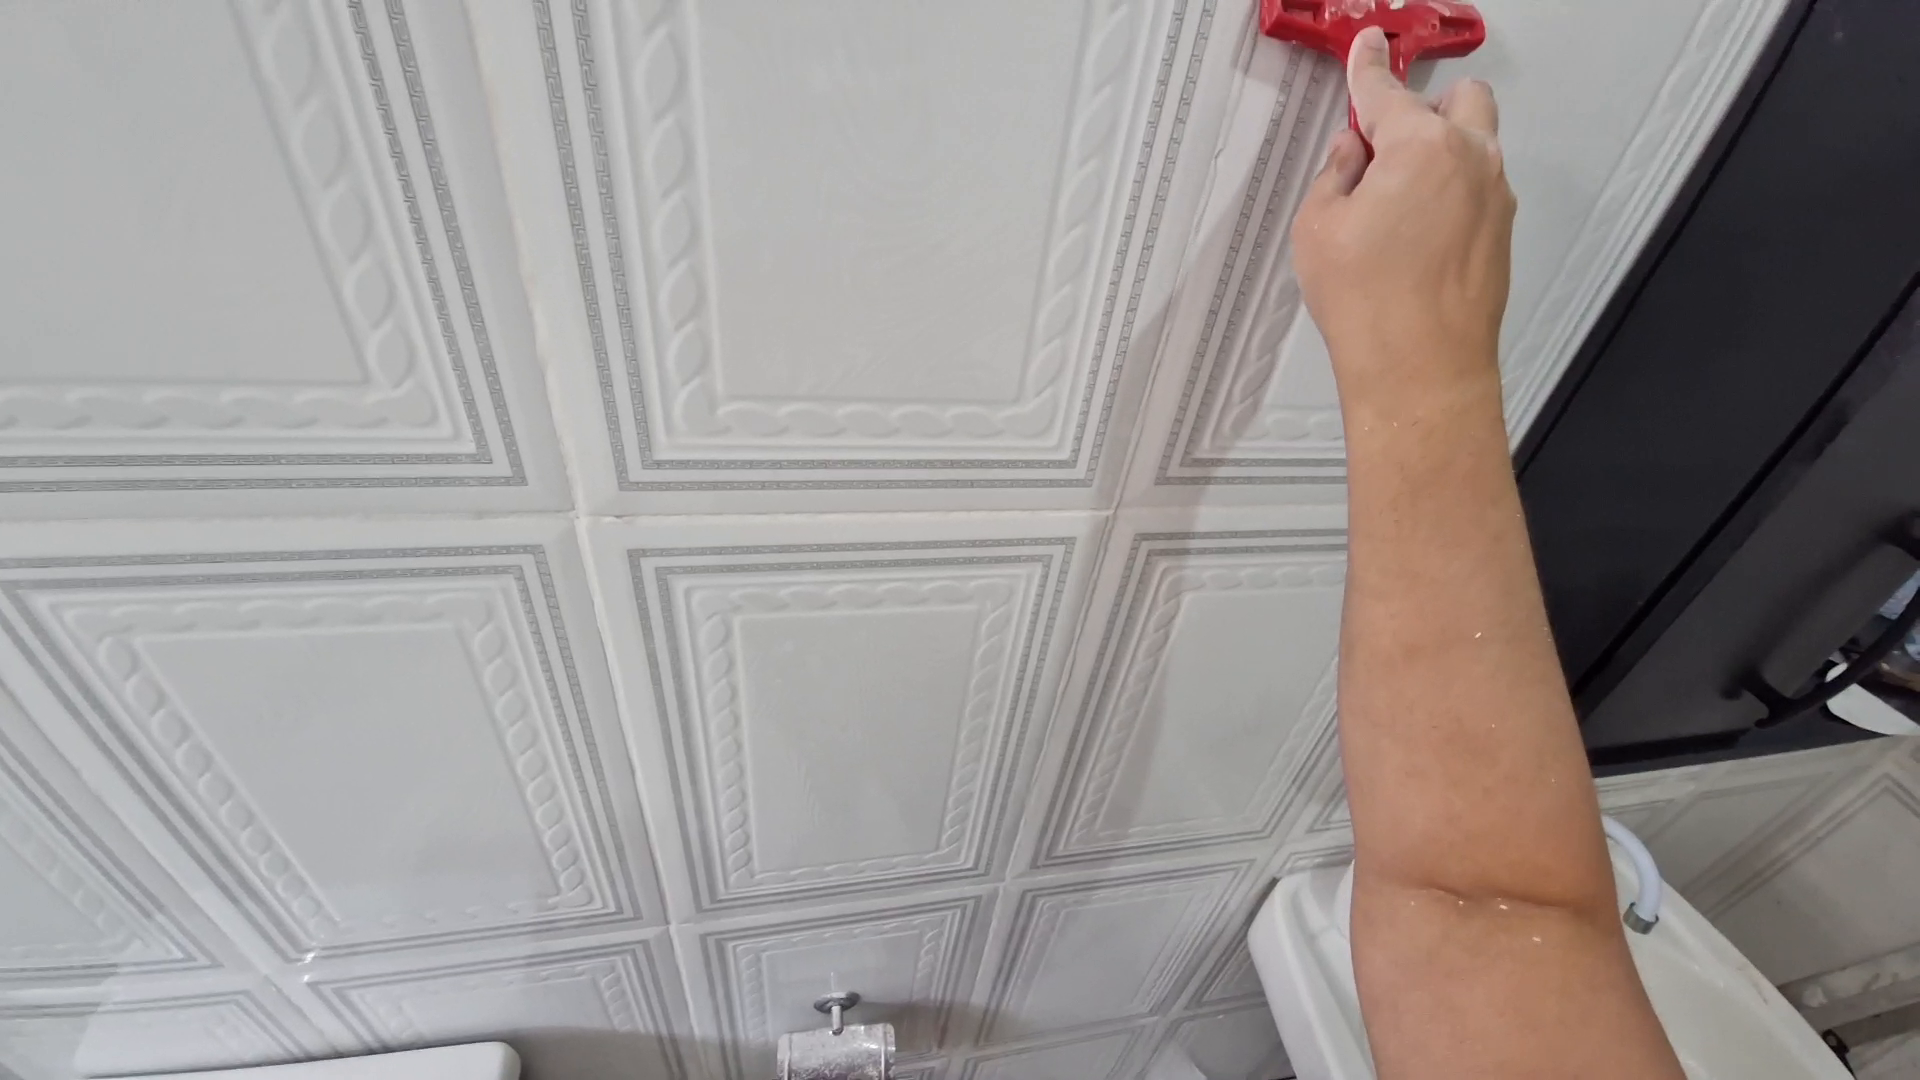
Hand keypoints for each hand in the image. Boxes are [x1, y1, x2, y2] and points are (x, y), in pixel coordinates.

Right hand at [1291, 27, 1514, 408]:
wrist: (1418, 366)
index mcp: (1419, 147)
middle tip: (1379, 152)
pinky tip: (1413, 241)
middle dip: (1422, 111)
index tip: (1367, 46)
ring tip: (1392, 209)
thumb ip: (1334, 176)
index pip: (1388, 92)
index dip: (1369, 68)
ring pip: (1474, 144)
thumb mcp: (1316, 231)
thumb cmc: (1364, 301)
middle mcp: (1471, 158)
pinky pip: (1478, 187)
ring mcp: (1496, 194)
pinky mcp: (1502, 231)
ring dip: (1437, 153)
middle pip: (1460, 100)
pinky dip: (1448, 193)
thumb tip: (1352, 152)